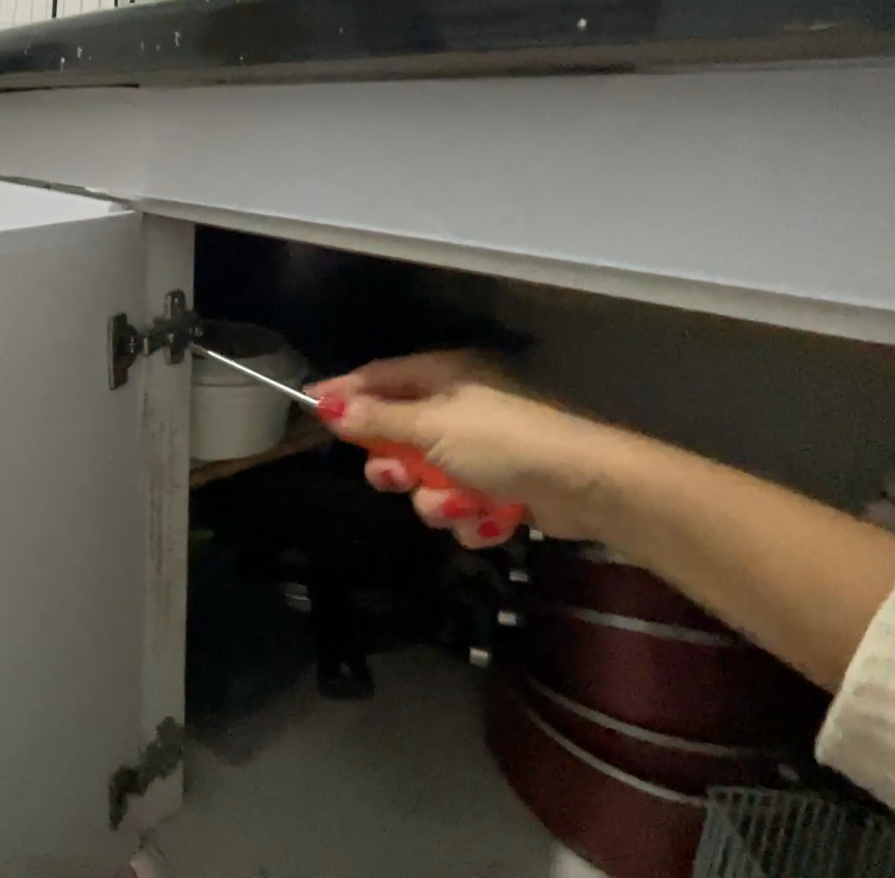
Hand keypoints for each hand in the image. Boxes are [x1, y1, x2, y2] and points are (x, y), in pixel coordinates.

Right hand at [308, 352, 624, 548]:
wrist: (586, 485)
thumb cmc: (504, 441)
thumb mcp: (432, 427)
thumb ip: (378, 419)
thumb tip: (327, 404)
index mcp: (444, 377)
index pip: (379, 378)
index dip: (344, 393)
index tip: (308, 405)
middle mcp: (458, 409)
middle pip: (397, 437)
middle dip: (396, 466)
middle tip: (396, 477)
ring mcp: (479, 450)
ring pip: (426, 482)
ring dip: (438, 501)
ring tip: (461, 504)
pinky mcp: (498, 486)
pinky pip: (459, 505)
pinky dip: (471, 516)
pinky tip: (493, 516)